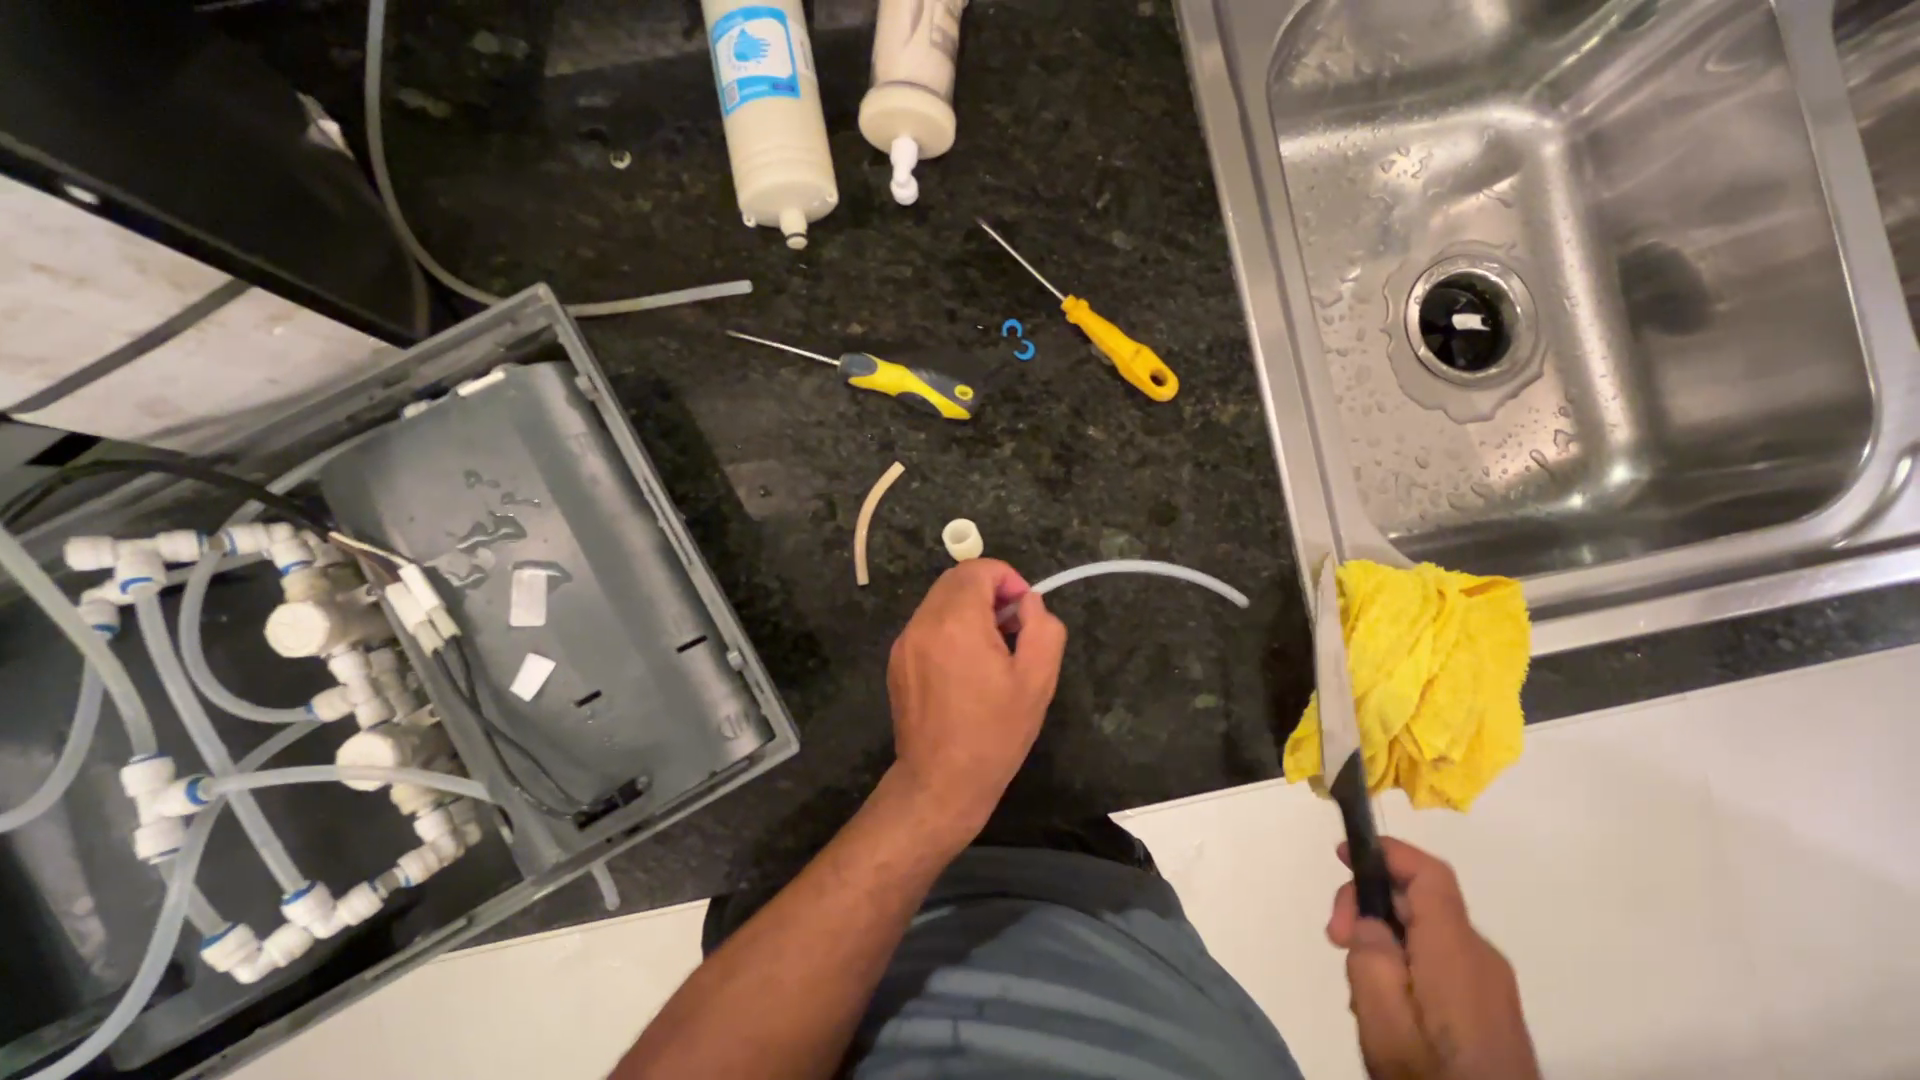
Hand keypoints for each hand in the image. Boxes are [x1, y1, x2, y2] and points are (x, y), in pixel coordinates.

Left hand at [884, 559, 1067, 843]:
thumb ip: (1042, 628)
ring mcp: (904, 643)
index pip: (978, 569)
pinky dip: (949, 630)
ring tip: (991, 653)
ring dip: (968, 611)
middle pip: (956, 581)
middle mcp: (923, 623)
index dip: (1008, 580)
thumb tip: (1028, 603)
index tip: (1025, 613)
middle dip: (988, 592)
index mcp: (956, 622)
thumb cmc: (995, 733)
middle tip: (1012, 630)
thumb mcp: (1037, 681)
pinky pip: (926, 627)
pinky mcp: (896, 662)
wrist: (941, 782)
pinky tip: (966, 670)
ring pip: (939, 602)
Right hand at [1328, 838, 1539, 1079]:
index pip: (1429, 875)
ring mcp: (1492, 984)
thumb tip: (1369, 923)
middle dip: (1371, 905)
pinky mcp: (1491, 1007)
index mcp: (1456, 952)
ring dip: (1386, 938)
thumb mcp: (1382, 1022)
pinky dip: (1407, 959)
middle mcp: (1482, 958)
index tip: (1343, 853)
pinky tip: (1388, 1002)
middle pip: (1422, 902)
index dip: (1388, 852)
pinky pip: (1442, 959)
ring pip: (1428, 932)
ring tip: (1360, 986)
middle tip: (1336, 940)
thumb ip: (1370, 961)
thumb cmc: (1432, 1075)